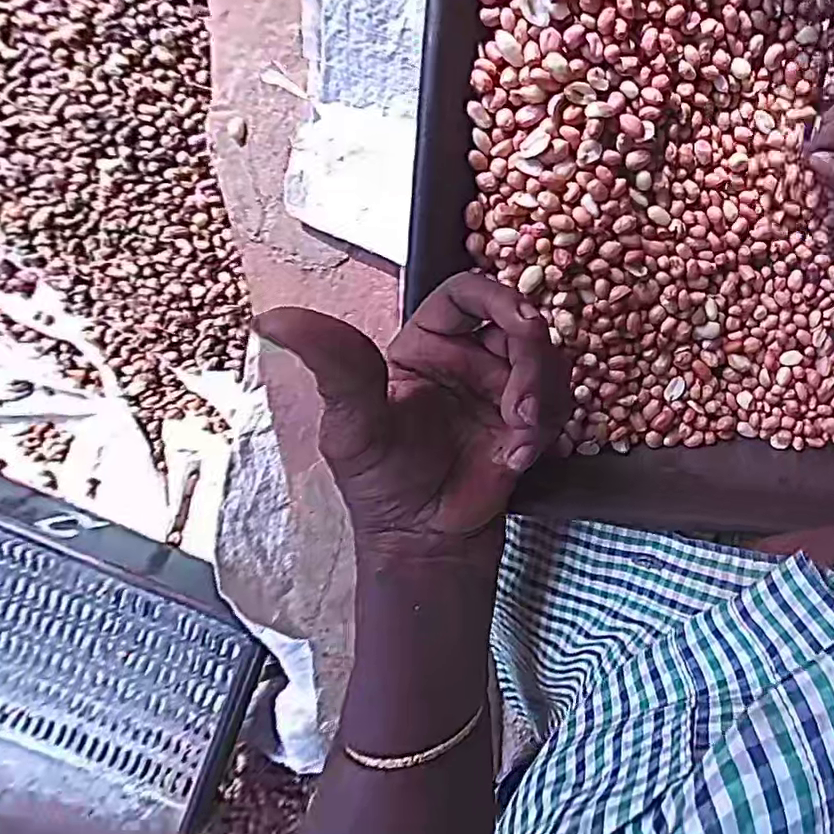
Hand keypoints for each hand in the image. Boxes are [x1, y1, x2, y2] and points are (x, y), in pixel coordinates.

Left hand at [257, 271, 569, 564]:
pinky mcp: (530, 416)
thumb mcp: (355, 425)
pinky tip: (518, 454)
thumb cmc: (382, 481)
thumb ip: (335, 367)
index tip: (523, 323)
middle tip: (524, 404)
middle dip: (534, 360)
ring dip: (543, 395)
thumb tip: (273, 318)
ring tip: (518, 435)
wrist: (425, 538)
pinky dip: (546, 426)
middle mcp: (471, 356)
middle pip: (522, 326)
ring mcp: (505, 386)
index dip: (499, 298)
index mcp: (427, 343)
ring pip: (549, 361)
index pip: (467, 295)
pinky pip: (561, 400)